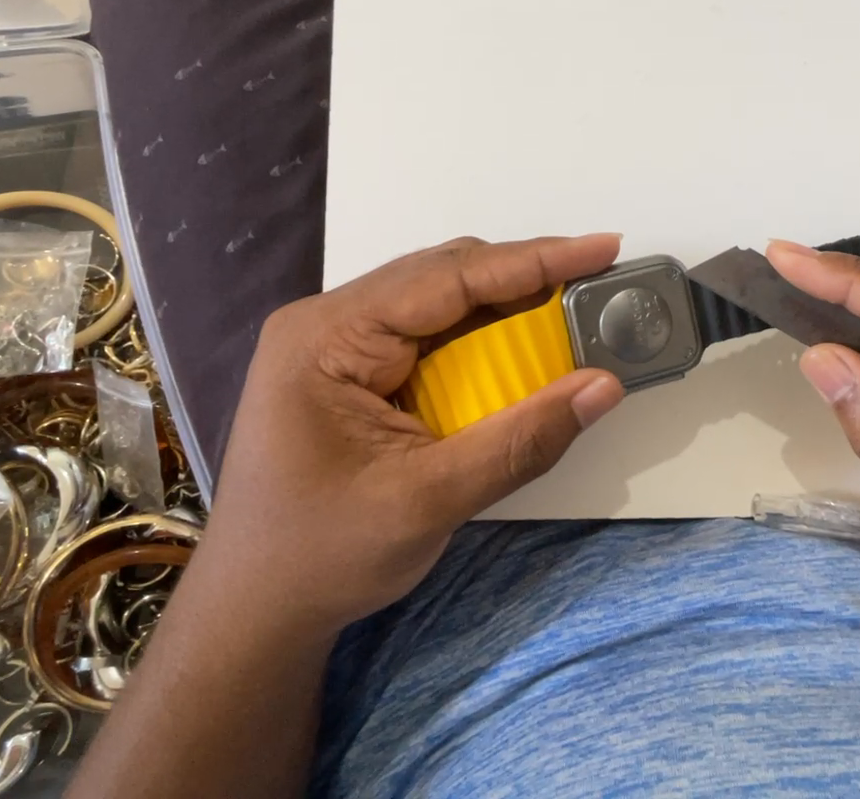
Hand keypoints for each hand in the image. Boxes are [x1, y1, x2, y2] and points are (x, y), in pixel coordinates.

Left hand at [203, 234, 626, 631]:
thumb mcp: (428, 500)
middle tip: (598, 279)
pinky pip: (430, 335)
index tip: (602, 247)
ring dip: (507, 305)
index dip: (533, 261)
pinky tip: (521, 347)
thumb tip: (604, 386)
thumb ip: (520, 441)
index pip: (446, 278)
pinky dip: (483, 339)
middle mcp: (329, 323)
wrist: (255, 611)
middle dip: (524, 277)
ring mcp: (337, 345)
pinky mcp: (354, 371)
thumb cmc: (323, 557)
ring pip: (440, 302)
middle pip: (443, 277)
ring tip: (572, 306)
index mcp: (328, 337)